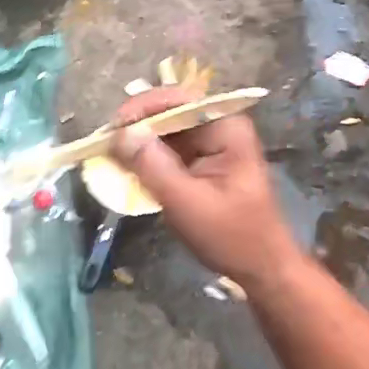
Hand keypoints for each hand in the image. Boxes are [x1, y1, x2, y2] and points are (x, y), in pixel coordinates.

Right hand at [108, 87, 300, 290]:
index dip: (145, 106)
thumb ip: (152, 165)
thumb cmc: (231, 236)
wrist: (262, 269)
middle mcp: (219, 126)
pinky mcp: (201, 161)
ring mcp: (211, 143)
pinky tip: (127, 166)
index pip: (180, 100)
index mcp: (226, 128)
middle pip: (170, 111)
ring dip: (139, 139)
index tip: (115, 125)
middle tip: (106, 141)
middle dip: (137, 124)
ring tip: (110, 152)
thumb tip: (121, 133)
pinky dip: (147, 155)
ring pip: (166, 129)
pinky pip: (169, 148)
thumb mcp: (187, 202)